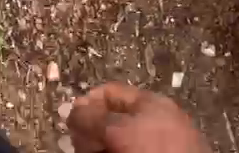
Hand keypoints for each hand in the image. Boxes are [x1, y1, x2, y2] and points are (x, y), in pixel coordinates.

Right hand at [68, 83, 209, 152]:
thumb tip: (71, 112)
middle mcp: (160, 118)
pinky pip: (135, 148)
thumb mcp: (115, 129)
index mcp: (152, 101)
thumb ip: (87, 115)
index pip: (107, 91)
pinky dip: (116, 151)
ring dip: (101, 142)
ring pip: (122, 136)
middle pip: (112, 116)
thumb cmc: (152, 150)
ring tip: (91, 151)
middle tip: (80, 142)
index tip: (72, 121)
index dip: (86, 103)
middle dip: (92, 128)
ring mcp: (167, 143)